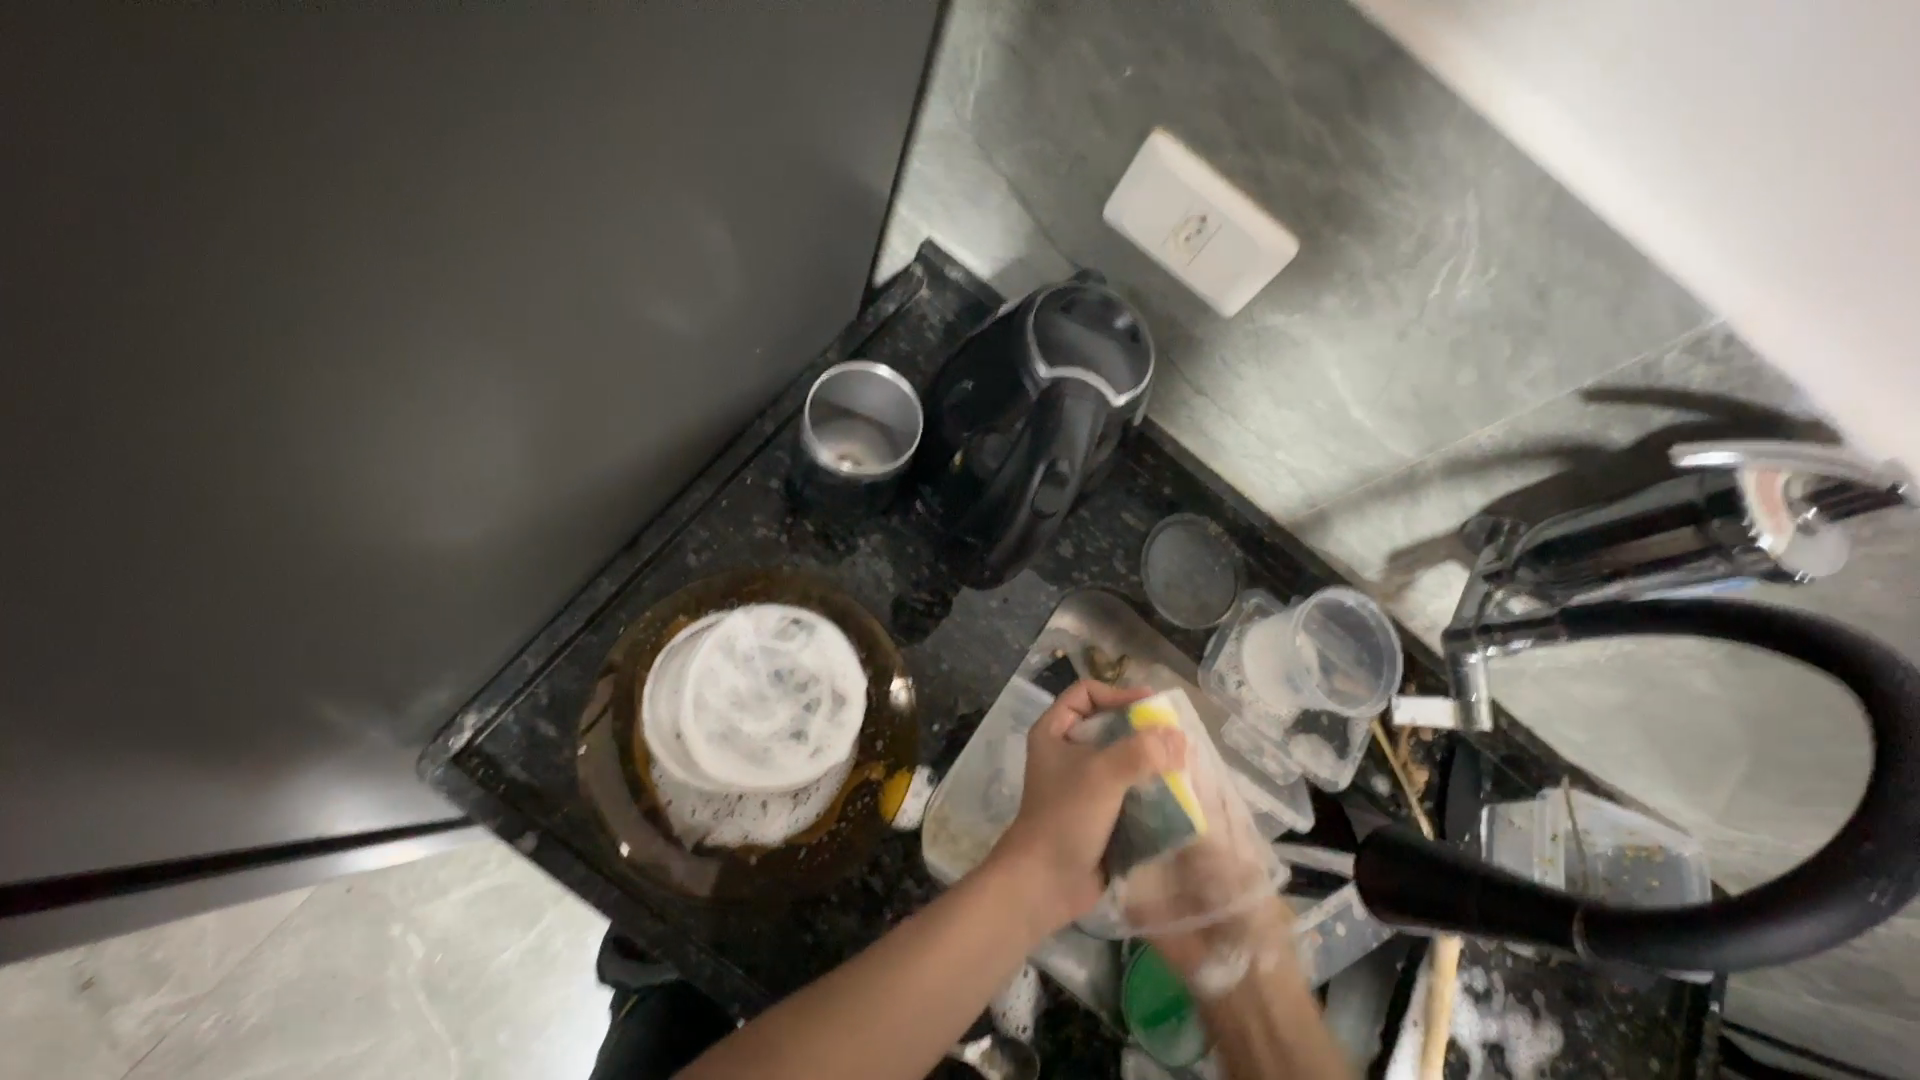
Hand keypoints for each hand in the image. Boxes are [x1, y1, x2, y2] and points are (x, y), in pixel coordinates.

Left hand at [983, 680, 1185, 937]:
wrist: (1046, 882)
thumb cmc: (1066, 817)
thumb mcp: (1103, 774)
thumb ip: (1142, 751)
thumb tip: (1179, 739)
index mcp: (1054, 732)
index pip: (1087, 693)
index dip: (1119, 693)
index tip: (1151, 707)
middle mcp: (1067, 753)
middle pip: (1110, 727)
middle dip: (1144, 732)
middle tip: (1177, 739)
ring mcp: (1083, 786)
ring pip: (1123, 761)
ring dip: (1152, 764)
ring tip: (1183, 766)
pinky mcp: (1100, 815)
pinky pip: (1130, 792)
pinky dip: (1151, 792)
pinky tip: (1177, 795)